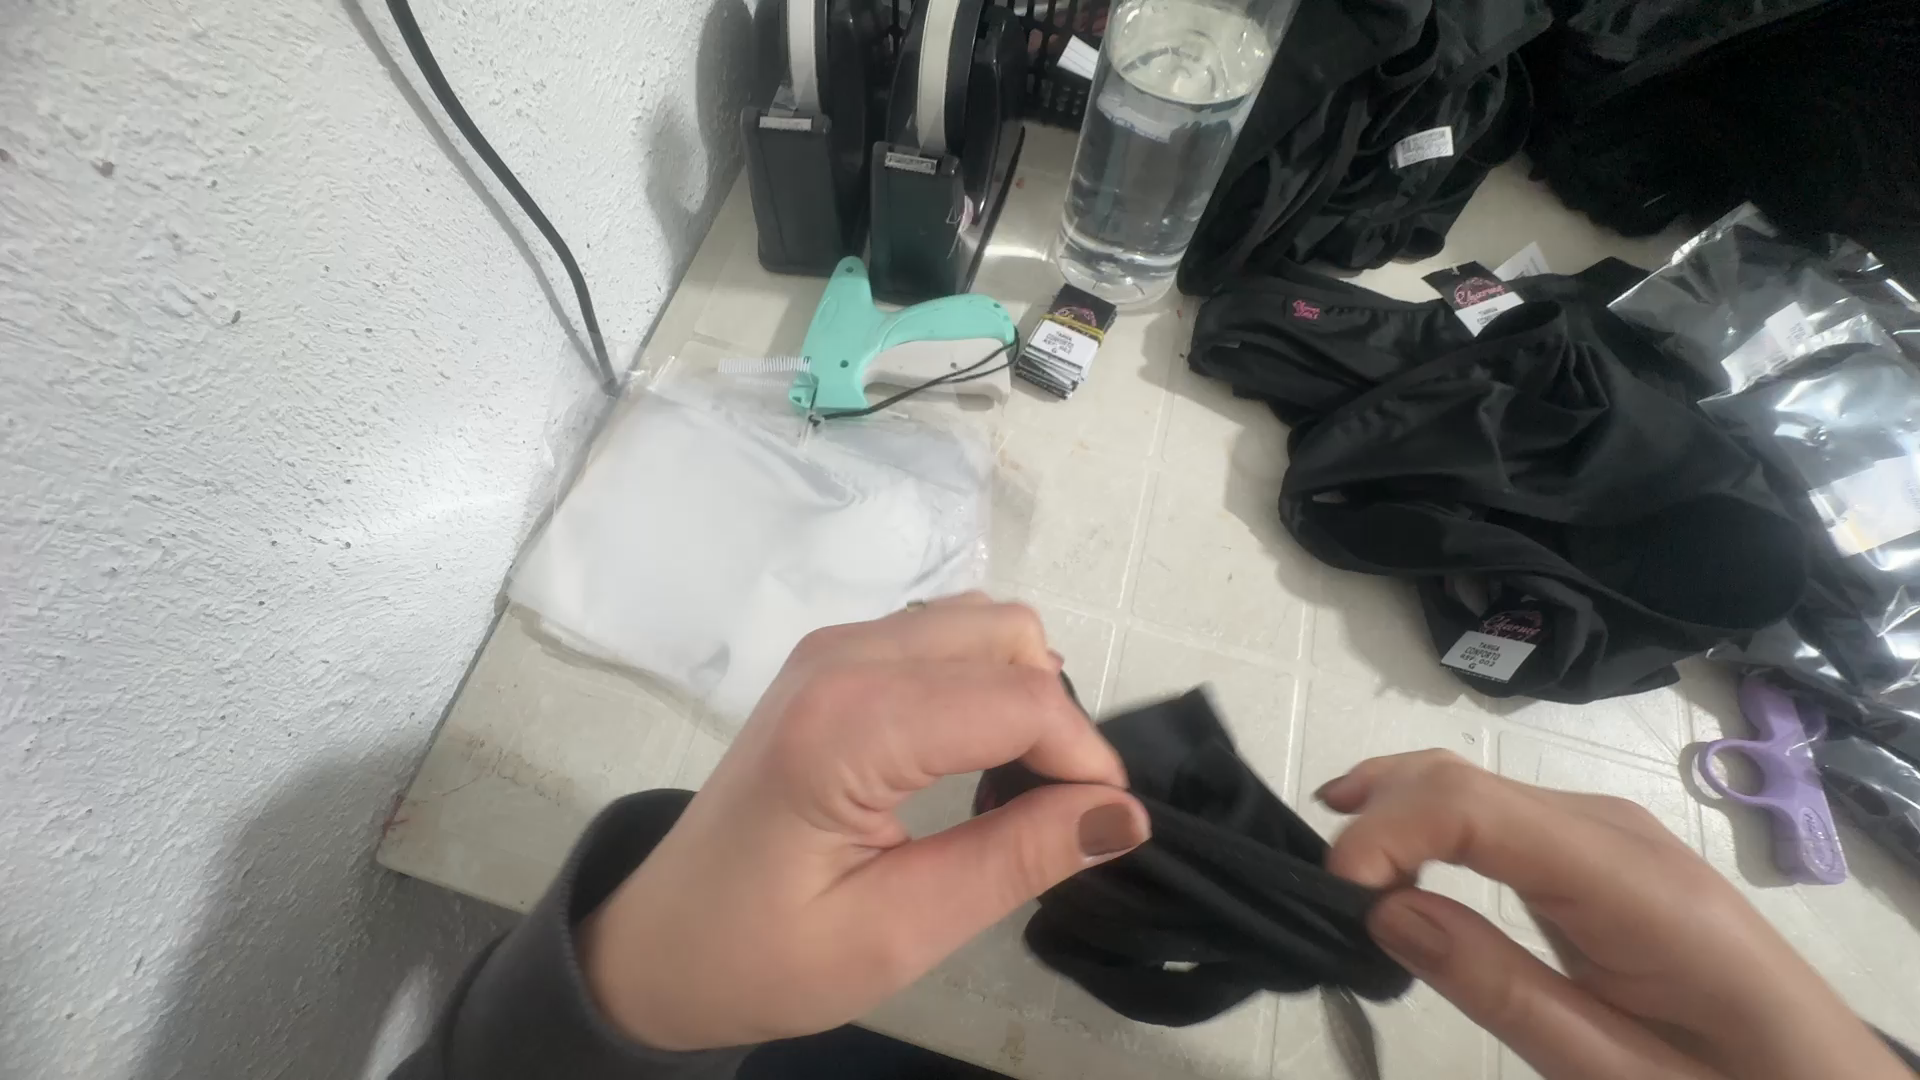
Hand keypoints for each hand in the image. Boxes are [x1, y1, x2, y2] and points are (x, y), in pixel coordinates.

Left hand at [578, 594, 1150, 1050]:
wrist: (661, 936)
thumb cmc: (763, 954)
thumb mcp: (897, 932)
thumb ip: (1016, 859)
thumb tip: (1121, 812)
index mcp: (849, 724)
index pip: (1016, 699)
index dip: (1083, 756)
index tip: (1105, 821)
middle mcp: (845, 654)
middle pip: (1007, 636)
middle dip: (1056, 717)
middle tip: (1056, 806)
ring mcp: (837, 642)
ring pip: (983, 622)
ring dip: (1024, 689)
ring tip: (1018, 777)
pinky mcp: (838, 651)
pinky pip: (947, 631)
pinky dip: (986, 675)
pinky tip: (974, 740)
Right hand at [1319, 751, 1906, 1079]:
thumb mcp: (1625, 1078)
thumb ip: (1501, 989)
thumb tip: (1382, 909)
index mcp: (1633, 881)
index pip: (1473, 807)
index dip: (1386, 831)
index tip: (1338, 893)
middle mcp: (1607, 826)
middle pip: (1458, 780)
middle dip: (1373, 816)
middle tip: (1326, 889)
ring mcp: (1596, 827)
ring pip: (1460, 781)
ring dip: (1385, 807)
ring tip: (1335, 856)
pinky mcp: (1582, 843)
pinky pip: (1480, 809)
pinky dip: (1417, 819)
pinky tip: (1384, 845)